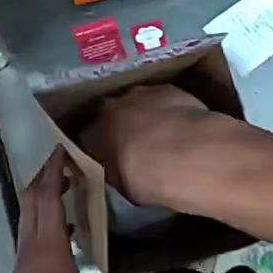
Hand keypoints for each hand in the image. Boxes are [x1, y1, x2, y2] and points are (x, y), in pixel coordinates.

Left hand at [0, 150, 130, 272]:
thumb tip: (152, 268)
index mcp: (47, 245)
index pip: (47, 196)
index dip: (53, 170)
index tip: (63, 148)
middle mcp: (30, 245)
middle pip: (32, 199)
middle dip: (46, 175)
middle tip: (68, 161)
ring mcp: (23, 260)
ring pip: (29, 215)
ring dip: (44, 195)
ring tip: (68, 186)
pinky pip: (32, 232)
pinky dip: (45, 218)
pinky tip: (65, 229)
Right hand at [79, 84, 232, 208]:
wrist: (184, 153)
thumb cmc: (146, 178)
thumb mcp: (120, 185)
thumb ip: (114, 172)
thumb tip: (118, 169)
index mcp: (95, 133)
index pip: (89, 138)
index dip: (101, 147)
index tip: (111, 156)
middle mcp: (112, 107)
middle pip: (114, 114)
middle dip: (124, 125)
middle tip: (138, 143)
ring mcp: (141, 93)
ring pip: (139, 102)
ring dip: (147, 113)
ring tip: (163, 133)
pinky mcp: (169, 88)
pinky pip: (164, 98)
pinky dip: (170, 108)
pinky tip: (182, 123)